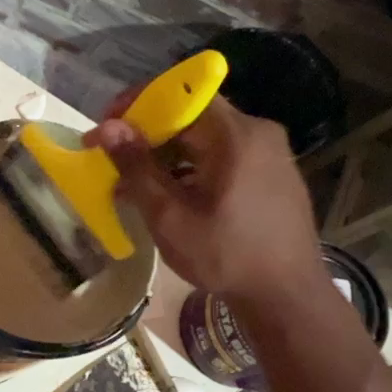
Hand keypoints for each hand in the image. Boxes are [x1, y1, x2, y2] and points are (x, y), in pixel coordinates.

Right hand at [85, 95, 326, 306]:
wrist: (287, 296)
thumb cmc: (226, 255)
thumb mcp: (170, 216)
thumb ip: (137, 168)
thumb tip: (107, 128)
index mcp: (235, 135)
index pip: (180, 94)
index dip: (137, 105)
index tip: (105, 129)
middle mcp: (257, 133)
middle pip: (192, 115)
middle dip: (147, 133)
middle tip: (112, 160)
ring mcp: (268, 153)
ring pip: (204, 137)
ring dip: (165, 153)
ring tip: (132, 184)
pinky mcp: (271, 174)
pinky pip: (221, 156)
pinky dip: (189, 167)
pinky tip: (167, 195)